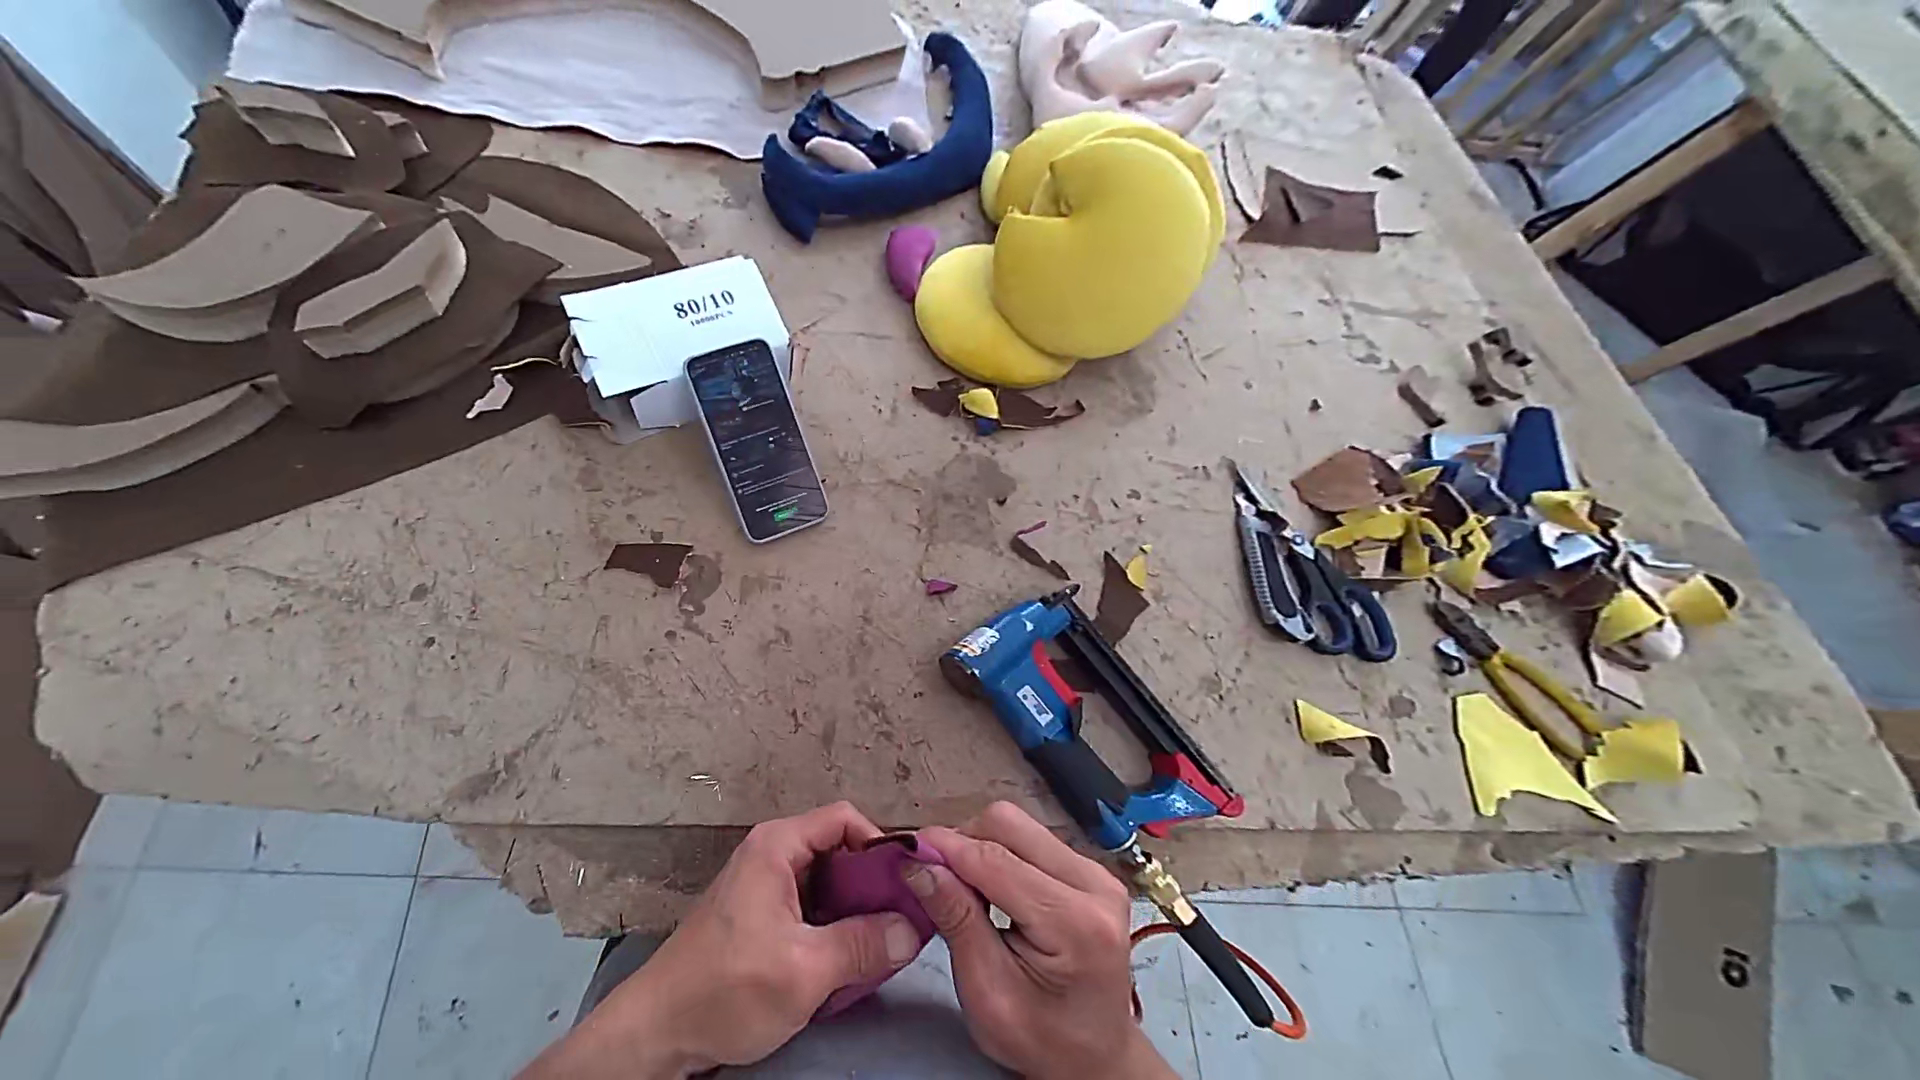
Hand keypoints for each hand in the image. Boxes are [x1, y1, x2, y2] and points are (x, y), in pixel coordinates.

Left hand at [520, 802, 922, 1078]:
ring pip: (827, 880)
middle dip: (871, 882)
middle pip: (838, 848)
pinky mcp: (759, 914)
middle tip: (899, 916)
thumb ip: (864, 945)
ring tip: (878, 940)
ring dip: (854, 908)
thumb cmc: (724, 990)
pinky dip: (833, 924)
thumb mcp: (804, 971)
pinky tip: (846, 956)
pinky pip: (811, 904)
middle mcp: (771, 853)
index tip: (903, 881)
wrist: (654, 1037)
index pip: (845, 818)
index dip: (879, 843)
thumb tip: (912, 931)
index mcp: (777, 846)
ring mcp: (763, 884)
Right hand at [908, 802, 1176, 1079]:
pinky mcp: (1090, 867)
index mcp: (1076, 923)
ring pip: (1020, 824)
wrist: (1095, 1057)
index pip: (996, 861)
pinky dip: (1001, 852)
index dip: (946, 847)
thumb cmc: (1043, 1039)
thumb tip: (920, 864)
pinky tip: (989, 886)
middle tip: (935, 873)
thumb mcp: (987, 993)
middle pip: (1010, 824)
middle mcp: (1094, 885)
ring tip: (962, 885)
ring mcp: (1096, 872)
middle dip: (964, 841)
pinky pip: (1033, 837)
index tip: (908, 849)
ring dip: (981, 845)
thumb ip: (956, 921)